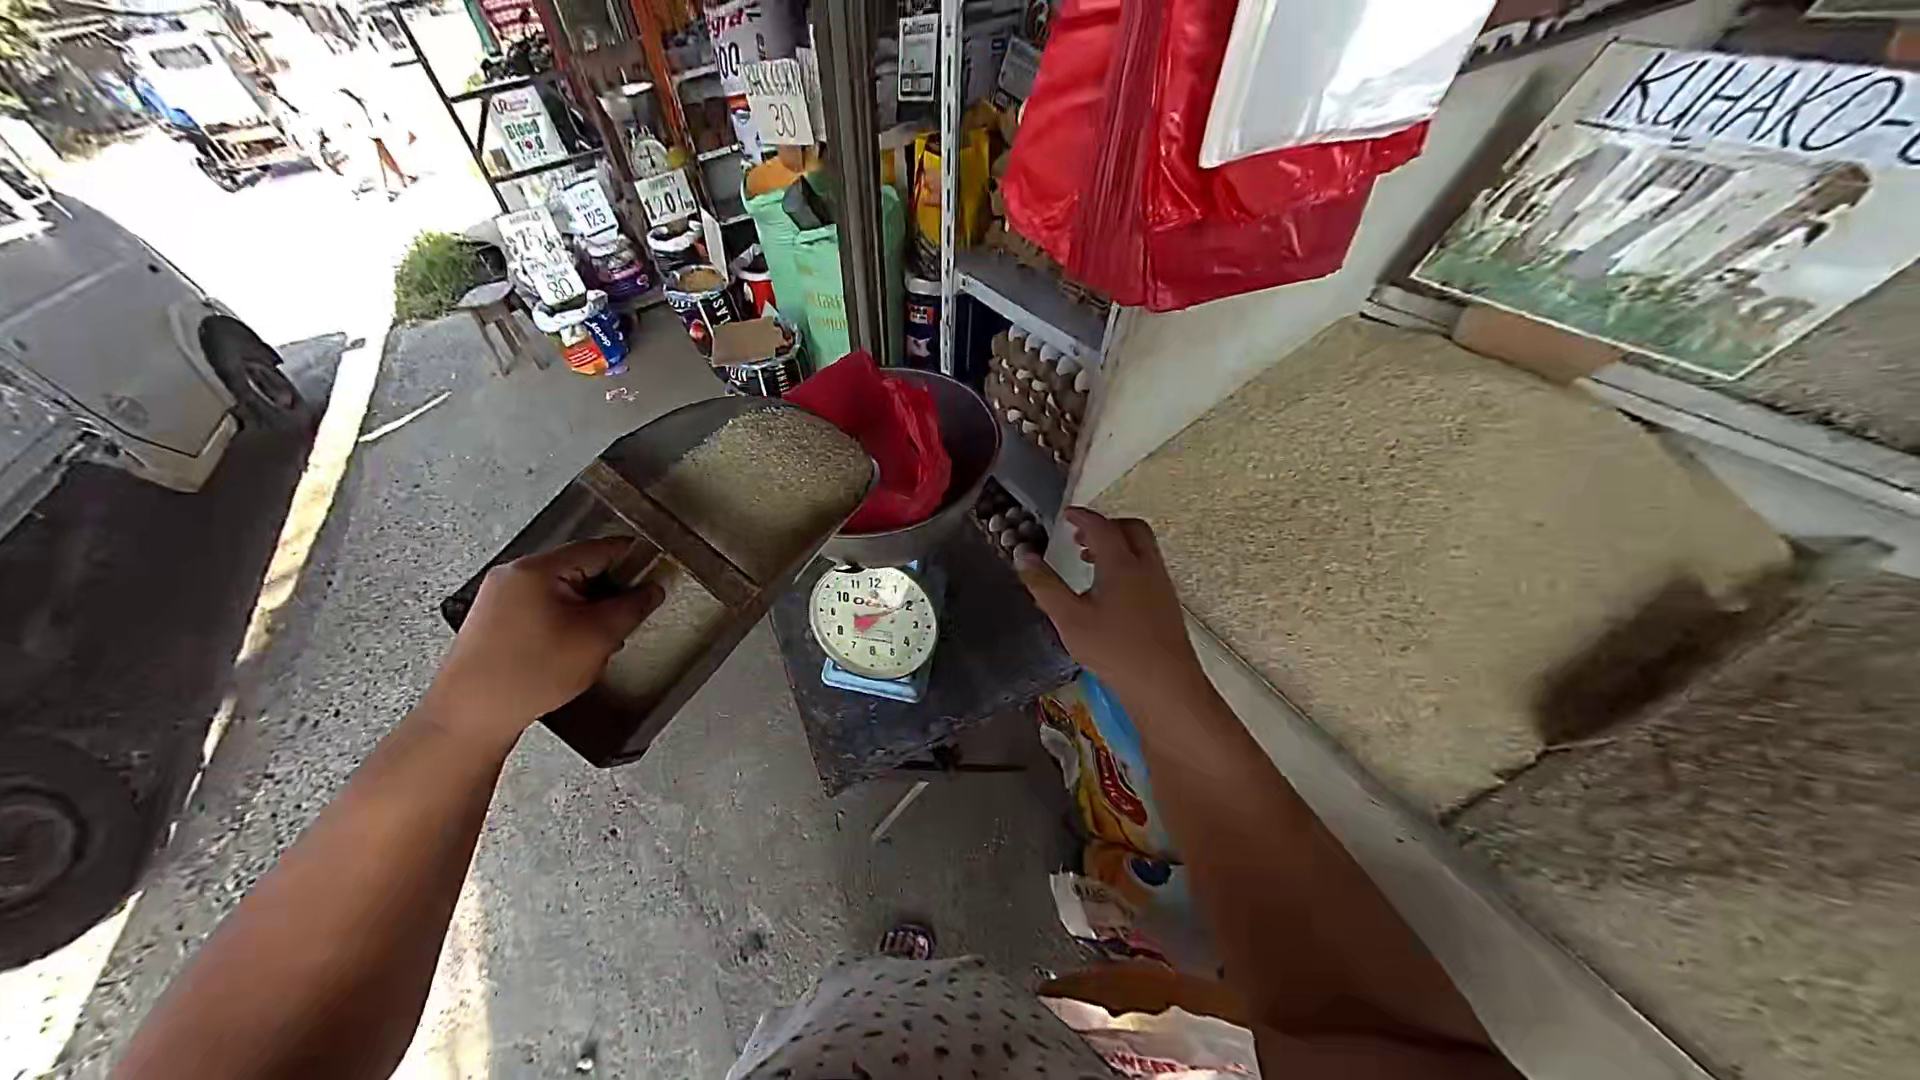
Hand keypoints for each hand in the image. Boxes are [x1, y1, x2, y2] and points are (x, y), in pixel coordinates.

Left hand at [425, 538, 662, 744]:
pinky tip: (576, 647)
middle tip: (631, 615)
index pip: (599, 548)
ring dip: (590, 609)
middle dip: (611, 591)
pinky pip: (545, 606)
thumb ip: (632, 607)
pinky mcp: (497, 619)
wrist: (470, 717)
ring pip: (565, 590)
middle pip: (581, 568)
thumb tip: (652, 590)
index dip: (633, 558)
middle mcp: (515, 574)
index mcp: (537, 568)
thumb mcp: (597, 637)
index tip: (658, 571)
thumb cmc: (532, 672)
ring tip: (603, 639)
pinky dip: (568, 620)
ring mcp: (501, 596)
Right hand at [1015, 508, 1207, 709]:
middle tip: (1080, 536)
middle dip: (1105, 525)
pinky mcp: (1167, 603)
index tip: (1067, 514)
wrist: (1165, 685)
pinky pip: (1148, 567)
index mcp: (1122, 564)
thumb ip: (1044, 585)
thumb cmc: (1115, 650)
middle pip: (1130, 528)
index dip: (1081, 516)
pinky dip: (1128, 563)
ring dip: (1117, 544)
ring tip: (1090, 561)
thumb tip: (1023, 556)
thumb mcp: (1069, 619)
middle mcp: (1146, 567)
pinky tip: (1110, 591)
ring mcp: (1161, 585)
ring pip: (1142, 548)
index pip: (1101, 526)